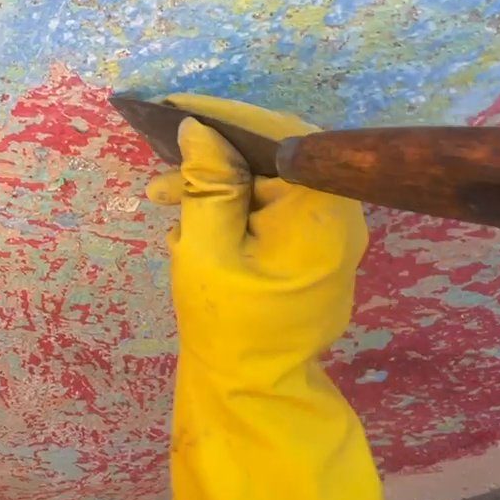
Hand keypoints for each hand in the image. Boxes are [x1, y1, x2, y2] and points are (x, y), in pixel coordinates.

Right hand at [144, 94, 406, 499]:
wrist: (250, 392)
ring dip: (213, 182)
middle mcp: (338, 215)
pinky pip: (267, 207)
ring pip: (265, 182)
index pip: (278, 138)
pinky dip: (228, 205)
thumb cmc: (228, 323)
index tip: (177, 107)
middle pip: (272, 159)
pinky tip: (188, 217)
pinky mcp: (309, 249)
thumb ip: (206, 182)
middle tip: (161, 165)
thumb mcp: (206, 248)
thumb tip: (198, 125)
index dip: (225, 117)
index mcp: (322, 212)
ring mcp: (327, 234)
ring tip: (161, 195)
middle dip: (211, 157)